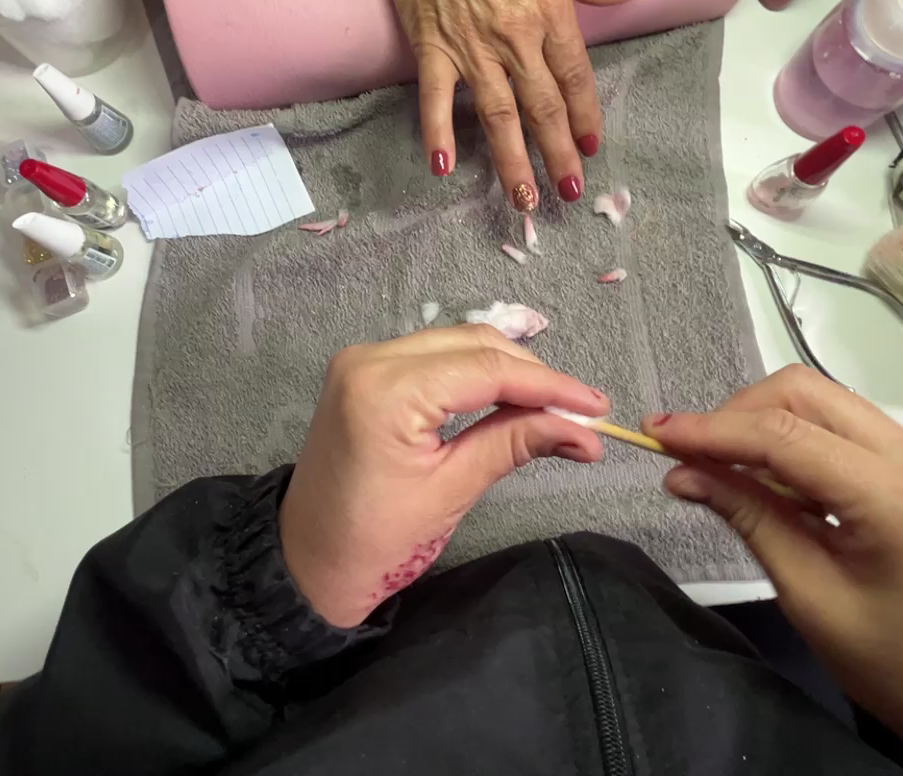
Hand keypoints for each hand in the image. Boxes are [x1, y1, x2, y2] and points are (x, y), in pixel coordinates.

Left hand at [279, 325, 607, 626]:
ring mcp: (364, 358)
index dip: (548, 384)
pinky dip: (474, 372)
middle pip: (473, 344)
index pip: (486, 369)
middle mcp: (371, 357)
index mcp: (387, 390)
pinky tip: (506, 395)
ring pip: (456, 343)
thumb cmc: (375, 541)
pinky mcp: (365, 368)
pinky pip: (433, 355)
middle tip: (578, 411)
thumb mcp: (451, 491)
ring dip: (506, 369)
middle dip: (531, 374)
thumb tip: (583, 431)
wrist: (306, 558)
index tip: (596, 406)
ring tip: (551, 406)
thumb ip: (514, 443)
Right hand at [392, 0, 651, 211]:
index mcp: (550, 14)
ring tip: (522, 199)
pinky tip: (443, 167)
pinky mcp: (434, 48)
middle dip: (557, 153)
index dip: (585, 114)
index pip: (575, 76)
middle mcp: (515, 40)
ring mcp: (472, 49)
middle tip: (568, 191)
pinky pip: (436, 99)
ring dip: (512, 160)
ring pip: (498, 115)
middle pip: (542, 107)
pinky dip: (437, 132)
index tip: (593, 146)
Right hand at [645, 368, 902, 775]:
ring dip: (761, 420)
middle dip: (735, 414)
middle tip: (689, 452)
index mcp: (898, 498)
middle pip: (803, 393)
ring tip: (720, 464)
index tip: (654, 434)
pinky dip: (792, 437)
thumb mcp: (811, 597)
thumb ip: (747, 517)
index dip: (710, 429)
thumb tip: (681, 472)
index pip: (783, 433)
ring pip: (821, 400)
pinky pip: (841, 426)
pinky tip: (767, 475)